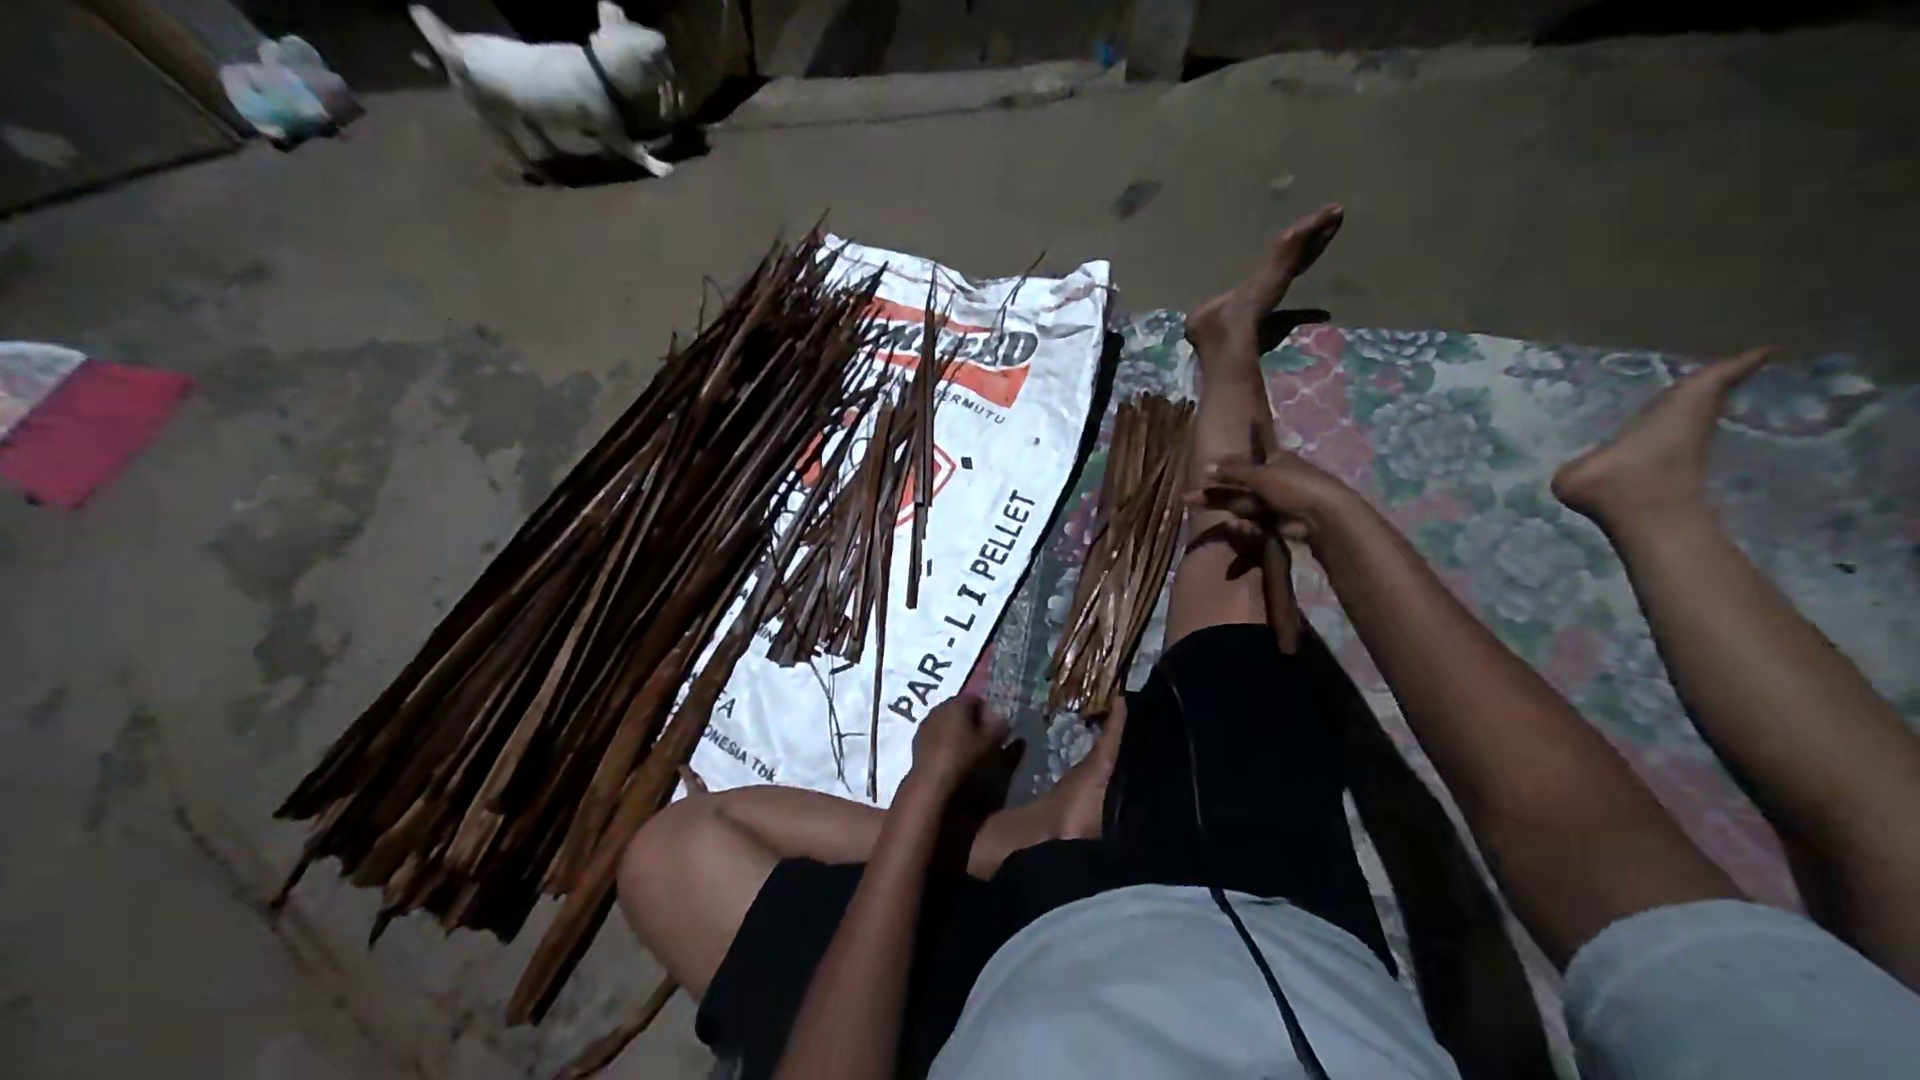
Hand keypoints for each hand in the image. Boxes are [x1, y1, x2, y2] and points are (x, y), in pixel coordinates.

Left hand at [911, 695, 1009, 789]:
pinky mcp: (917, 738)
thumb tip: (1002, 717)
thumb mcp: (990, 742)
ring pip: (946, 720)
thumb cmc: (964, 756)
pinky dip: (943, 739)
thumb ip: (1000, 725)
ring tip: (964, 747)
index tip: (991, 728)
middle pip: (959, 708)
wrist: (932, 780)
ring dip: (955, 728)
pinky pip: (935, 733)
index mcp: (957, 703)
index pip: (976, 698)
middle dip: (970, 719)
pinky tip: (948, 755)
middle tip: (980, 738)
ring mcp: (926, 722)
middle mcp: (939, 707)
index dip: (986, 712)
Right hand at [1185, 452, 1359, 543]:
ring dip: (1221, 507)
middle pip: (1238, 485)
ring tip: (1197, 511)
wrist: (1323, 516)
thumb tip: (1206, 466)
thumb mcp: (1260, 473)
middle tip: (1187, 499)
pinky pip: (1253, 521)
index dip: (1224, 464)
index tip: (1204, 470)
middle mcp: (1274, 479)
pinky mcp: (1276, 523)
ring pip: (1241, 504)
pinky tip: (1231, 526)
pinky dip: (1243, 525)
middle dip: (1213, 492)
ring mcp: (1274, 502)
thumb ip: (1232, 470)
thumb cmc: (1294, 485)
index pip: (1245, 458)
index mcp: (1275, 460)